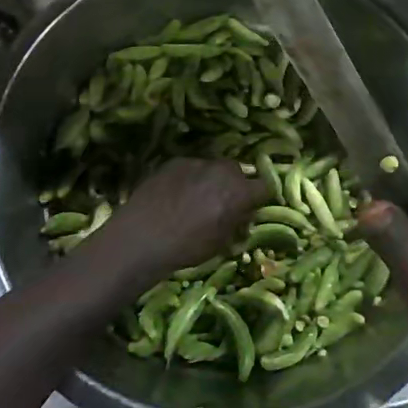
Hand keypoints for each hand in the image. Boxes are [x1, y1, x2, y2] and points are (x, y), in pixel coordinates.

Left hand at [84, 158, 266, 281]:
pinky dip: (190, 177)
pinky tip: (176, 193)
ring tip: (197, 197)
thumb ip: (237, 223)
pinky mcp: (175, 161)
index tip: (253, 206)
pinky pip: (191, 167)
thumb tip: (243, 216)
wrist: (144, 235)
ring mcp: (196, 162)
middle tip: (224, 202)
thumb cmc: (188, 246)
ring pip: (213, 167)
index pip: (264, 186)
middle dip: (235, 184)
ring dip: (211, 179)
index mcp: (238, 192)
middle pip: (237, 171)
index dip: (259, 197)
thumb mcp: (221, 242)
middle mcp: (221, 171)